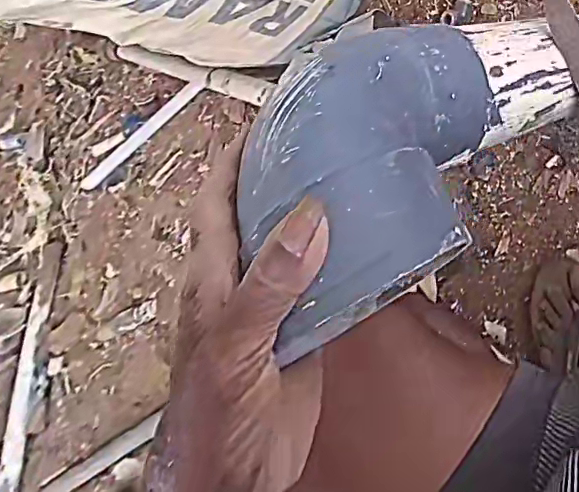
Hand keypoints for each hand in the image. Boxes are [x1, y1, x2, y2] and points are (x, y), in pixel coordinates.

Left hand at [149, 129, 330, 491]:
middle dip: (281, 171)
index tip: (263, 122)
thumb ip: (269, 282)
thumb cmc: (211, 420)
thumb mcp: (237, 344)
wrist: (237, 479)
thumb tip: (306, 218)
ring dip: (318, 209)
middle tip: (316, 139)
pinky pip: (326, 273)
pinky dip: (344, 250)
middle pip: (260, 210)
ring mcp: (274, 302)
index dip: (235, 157)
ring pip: (296, 239)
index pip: (217, 200)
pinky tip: (367, 238)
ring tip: (348, 176)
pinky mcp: (305, 323)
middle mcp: (243, 280)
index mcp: (214, 277)